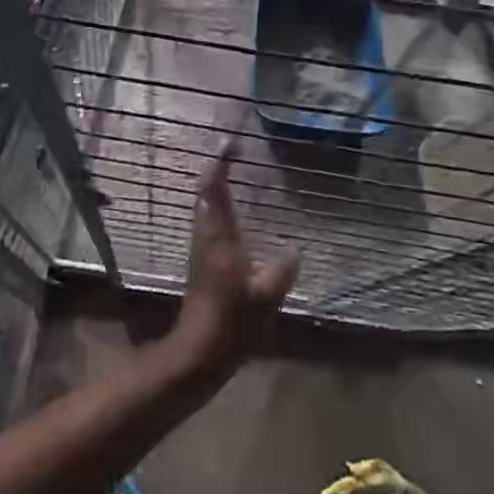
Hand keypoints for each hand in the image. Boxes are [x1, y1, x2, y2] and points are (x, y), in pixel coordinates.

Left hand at [168, 142, 299, 370]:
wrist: (200, 352)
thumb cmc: (232, 321)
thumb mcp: (267, 295)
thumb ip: (282, 269)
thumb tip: (293, 249)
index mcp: (219, 236)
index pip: (214, 188)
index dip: (220, 162)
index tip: (232, 142)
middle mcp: (205, 235)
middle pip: (205, 192)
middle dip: (218, 169)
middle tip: (237, 153)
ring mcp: (201, 248)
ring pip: (206, 208)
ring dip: (218, 188)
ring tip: (238, 176)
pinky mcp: (203, 262)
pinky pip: (210, 222)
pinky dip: (221, 207)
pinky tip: (239, 216)